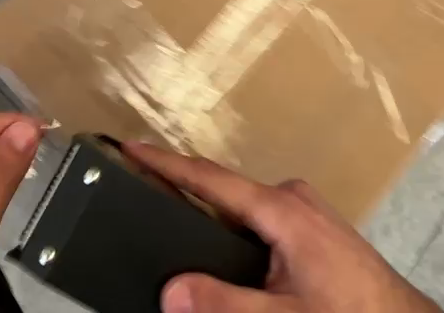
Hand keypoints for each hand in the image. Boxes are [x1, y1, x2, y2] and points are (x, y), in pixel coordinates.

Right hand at [124, 143, 441, 312]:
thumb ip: (225, 303)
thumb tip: (171, 290)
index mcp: (281, 208)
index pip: (210, 178)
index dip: (165, 163)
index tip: (129, 146)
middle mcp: (292, 197)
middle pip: (224, 191)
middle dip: (185, 192)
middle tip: (143, 191)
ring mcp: (305, 209)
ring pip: (243, 207)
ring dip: (212, 216)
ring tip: (179, 223)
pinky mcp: (314, 226)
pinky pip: (261, 218)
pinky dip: (236, 229)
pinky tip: (227, 252)